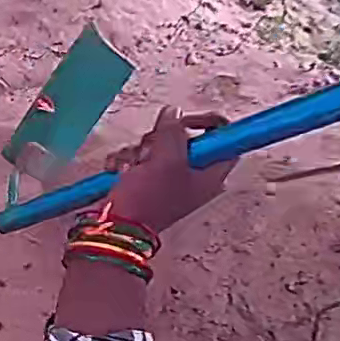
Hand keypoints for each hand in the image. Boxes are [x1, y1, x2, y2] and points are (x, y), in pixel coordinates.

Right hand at [104, 106, 236, 233]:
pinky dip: (124, 162)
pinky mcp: (142, 185)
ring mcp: (166, 182)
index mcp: (210, 175)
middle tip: (148, 150)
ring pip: (154, 150)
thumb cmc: (147, 199)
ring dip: (134, 152)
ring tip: (126, 166)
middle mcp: (192, 178)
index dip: (207, 124)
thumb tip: (172, 113)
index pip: (224, 139)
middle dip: (158, 140)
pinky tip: (116, 170)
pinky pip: (135, 162)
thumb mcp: (165, 160)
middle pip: (182, 141)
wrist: (115, 227)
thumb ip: (173, 132)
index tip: (183, 121)